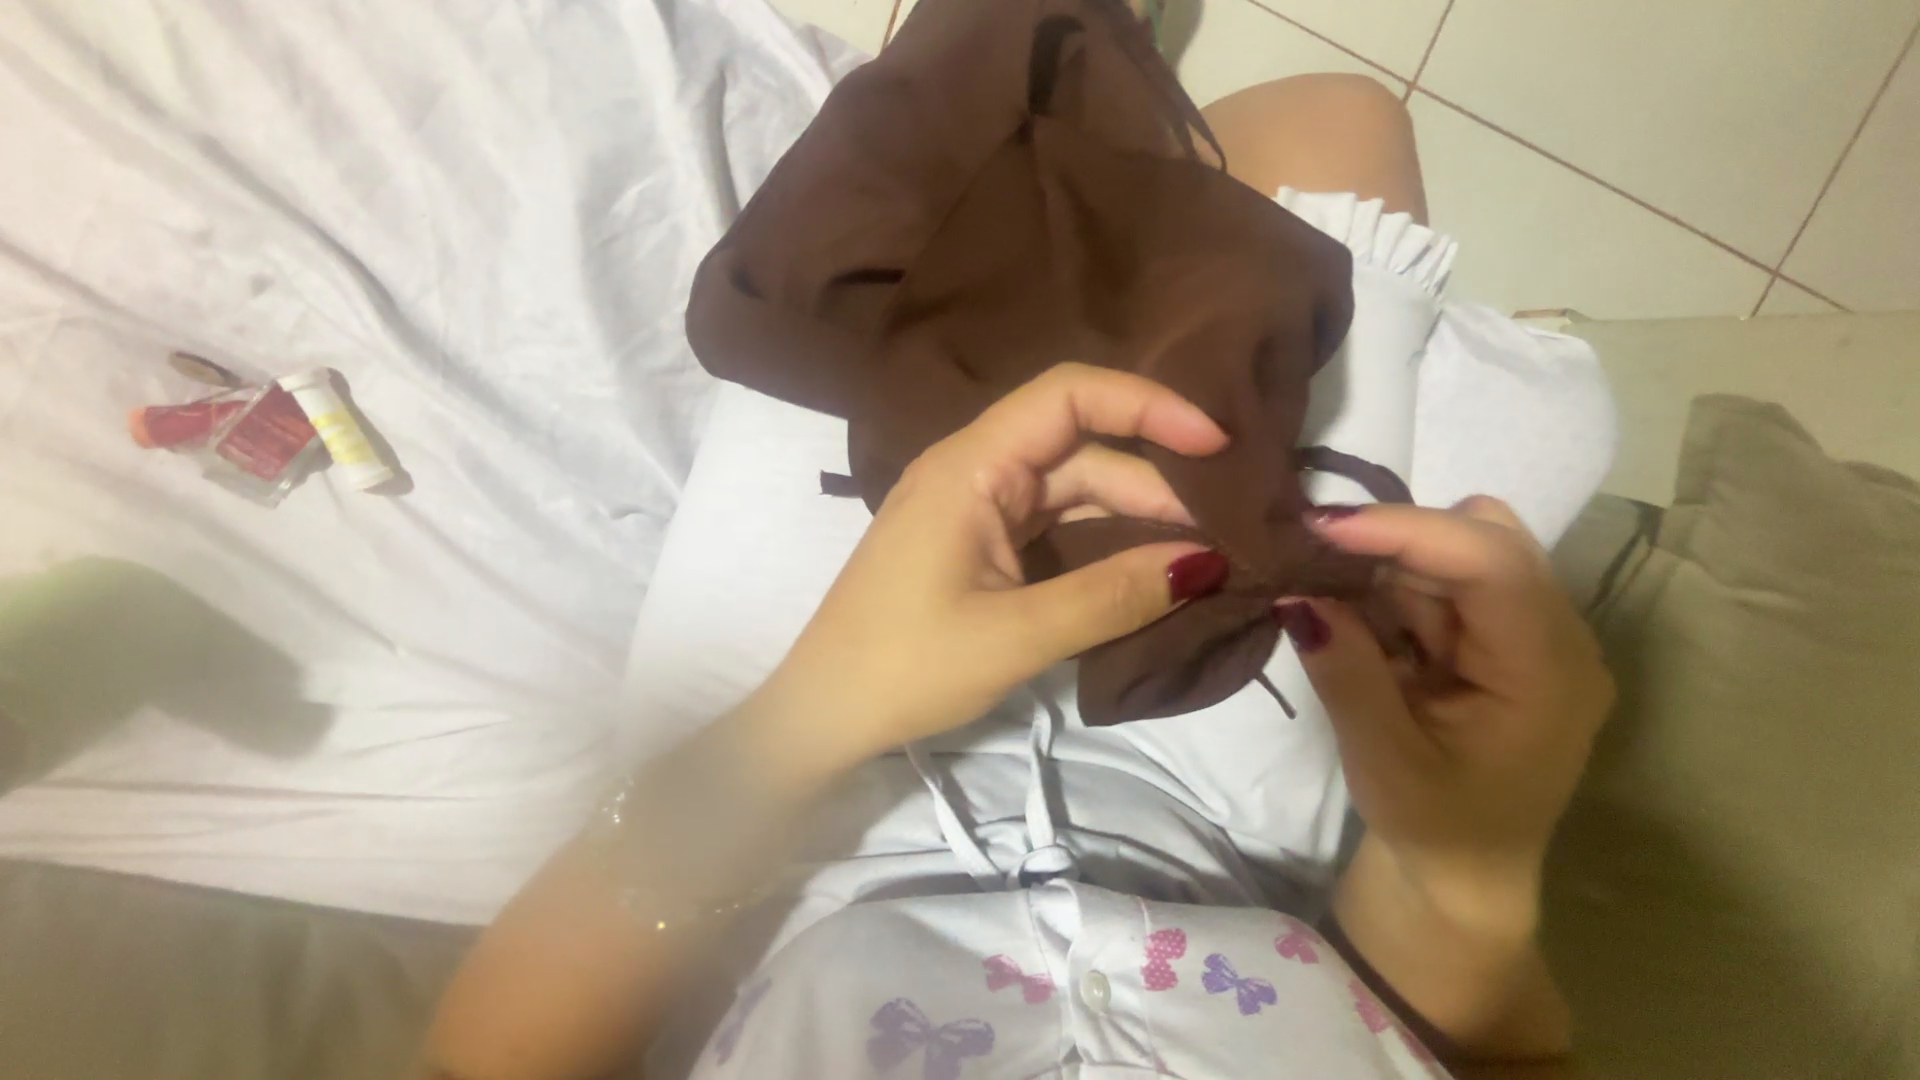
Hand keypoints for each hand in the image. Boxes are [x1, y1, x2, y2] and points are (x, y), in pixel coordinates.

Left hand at [747, 362, 1231, 762]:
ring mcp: (976, 508)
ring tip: (1207, 552)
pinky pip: (1054, 526)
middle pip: (1081, 447)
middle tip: (1230, 526)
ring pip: (1072, 490)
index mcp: (970, 465)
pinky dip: (1103, 543)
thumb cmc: (905, 667)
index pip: (1068, 395)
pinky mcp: (980, 545)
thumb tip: (1207, 564)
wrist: (825, 712)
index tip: (1217, 442)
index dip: (1147, 404)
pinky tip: (1150, 567)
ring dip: (1135, 516)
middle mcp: (974, 469)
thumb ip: (1113, 596)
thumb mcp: (1016, 635)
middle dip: (1156, 479)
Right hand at [1283, 497, 1613, 929]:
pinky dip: (1390, 584)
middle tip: (1310, 558)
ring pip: (1458, 553)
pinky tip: (1351, 610)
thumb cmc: (1433, 827)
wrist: (1462, 874)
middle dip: (1392, 541)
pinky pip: (1444, 583)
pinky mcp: (1497, 640)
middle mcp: (1555, 639)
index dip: (1406, 530)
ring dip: (1386, 562)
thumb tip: (1296, 594)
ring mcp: (1530, 636)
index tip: (1320, 525)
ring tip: (1322, 586)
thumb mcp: (1382, 757)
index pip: (1492, 564)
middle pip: (1482, 542)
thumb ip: (1346, 671)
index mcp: (1547, 673)